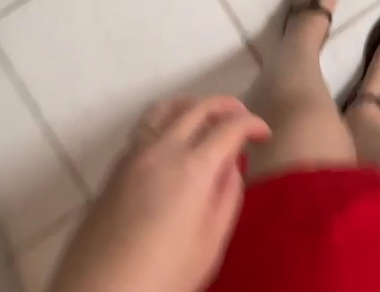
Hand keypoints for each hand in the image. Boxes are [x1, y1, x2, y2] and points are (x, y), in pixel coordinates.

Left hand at [52, 96, 270, 291]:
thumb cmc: (161, 279)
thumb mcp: (210, 245)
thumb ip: (227, 197)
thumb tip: (230, 165)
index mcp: (193, 168)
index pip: (231, 126)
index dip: (253, 124)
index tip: (264, 134)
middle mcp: (163, 149)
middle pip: (200, 106)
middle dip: (227, 106)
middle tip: (242, 120)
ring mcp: (134, 155)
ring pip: (167, 107)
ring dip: (193, 104)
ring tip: (207, 118)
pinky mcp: (115, 169)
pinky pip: (146, 126)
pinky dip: (167, 119)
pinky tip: (174, 140)